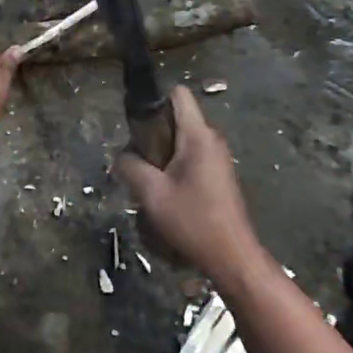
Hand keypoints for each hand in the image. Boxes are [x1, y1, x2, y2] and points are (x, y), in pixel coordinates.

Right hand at [116, 86, 260, 278]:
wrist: (233, 258)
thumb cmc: (193, 221)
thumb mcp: (151, 193)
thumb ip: (129, 166)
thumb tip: (120, 157)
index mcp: (198, 136)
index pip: (178, 94)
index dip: (154, 99)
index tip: (135, 121)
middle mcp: (211, 140)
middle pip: (176, 118)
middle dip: (152, 132)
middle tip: (137, 158)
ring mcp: (217, 158)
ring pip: (181, 139)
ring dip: (161, 152)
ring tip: (147, 178)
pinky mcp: (218, 175)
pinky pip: (190, 156)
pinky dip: (173, 165)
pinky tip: (164, 191)